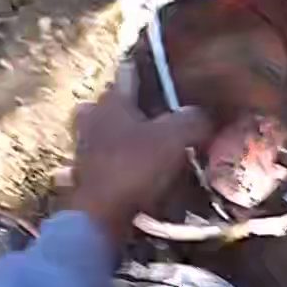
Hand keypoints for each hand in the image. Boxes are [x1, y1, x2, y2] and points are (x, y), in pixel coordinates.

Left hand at [71, 69, 210, 238]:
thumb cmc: (135, 168)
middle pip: (114, 102)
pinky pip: (100, 162)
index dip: (151, 72)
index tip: (168, 80)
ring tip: (143, 150)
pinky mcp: (81, 177)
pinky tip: (129, 175)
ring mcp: (82, 148)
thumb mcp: (175, 139)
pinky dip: (113, 165)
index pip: (131, 70)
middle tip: (156, 120)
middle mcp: (92, 116)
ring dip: (120, 138)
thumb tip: (206, 115)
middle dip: (133, 108)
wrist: (101, 217)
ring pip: (104, 132)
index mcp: (112, 98)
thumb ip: (194, 120)